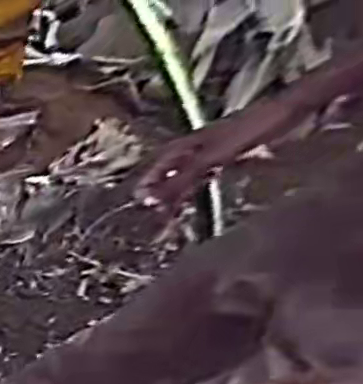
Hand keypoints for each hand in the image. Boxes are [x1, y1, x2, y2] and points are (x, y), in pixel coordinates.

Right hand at [136, 97, 299, 207]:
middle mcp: (186, 154)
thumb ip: (178, 180)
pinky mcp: (222, 160)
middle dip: (159, 200)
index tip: (144, 214)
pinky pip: (200, 181)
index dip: (144, 195)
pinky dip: (194, 192)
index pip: (148, 177)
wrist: (293, 109)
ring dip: (176, 199)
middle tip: (157, 221)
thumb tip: (144, 203)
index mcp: (177, 150)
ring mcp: (205, 157)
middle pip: (163, 181)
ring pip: (181, 182)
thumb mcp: (209, 157)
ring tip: (172, 218)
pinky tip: (192, 203)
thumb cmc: (249, 129)